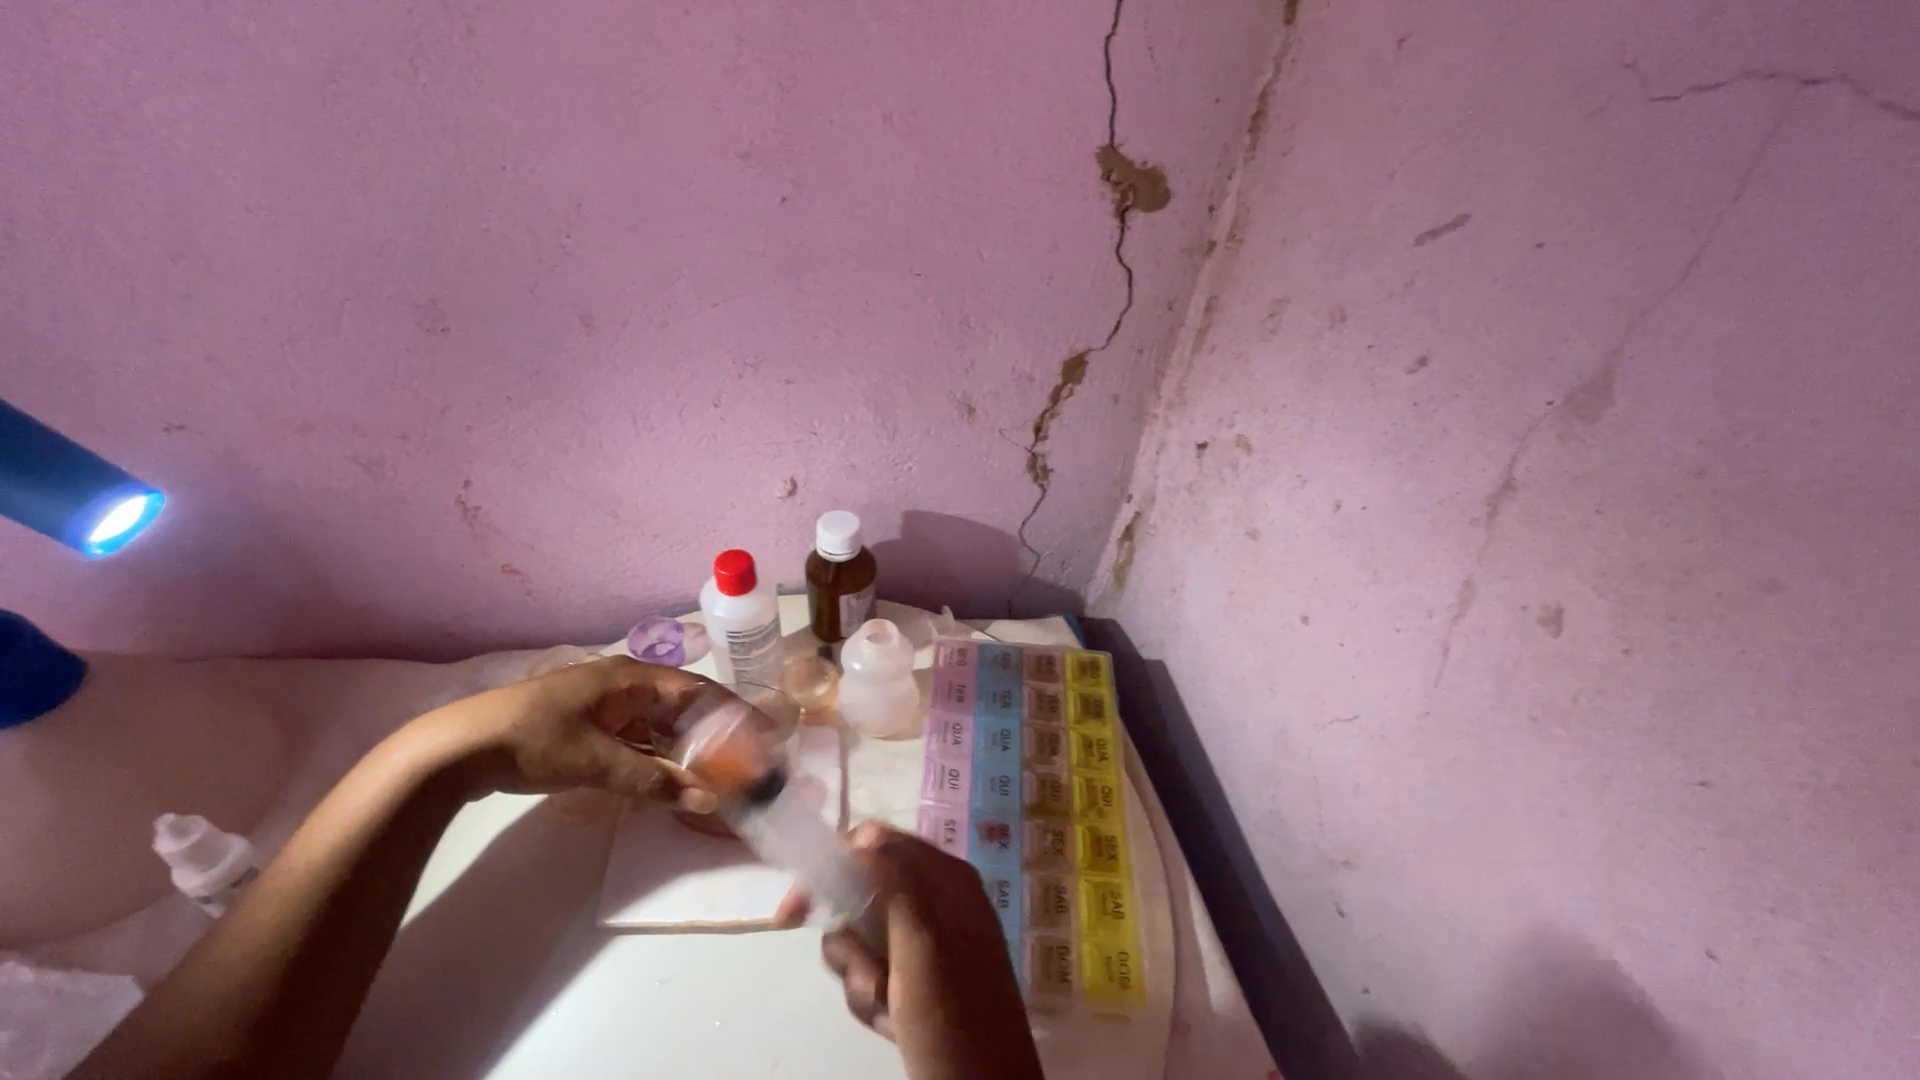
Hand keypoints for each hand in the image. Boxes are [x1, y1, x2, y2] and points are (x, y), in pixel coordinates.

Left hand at [404, 655, 719, 810]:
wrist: (458, 749)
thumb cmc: (534, 741)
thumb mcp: (598, 763)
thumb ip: (655, 781)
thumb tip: (708, 800)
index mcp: (632, 678)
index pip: (699, 690)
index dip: (733, 712)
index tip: (762, 735)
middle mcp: (625, 685)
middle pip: (682, 707)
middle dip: (714, 734)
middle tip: (744, 762)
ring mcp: (606, 707)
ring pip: (660, 726)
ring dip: (685, 750)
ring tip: (716, 775)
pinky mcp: (590, 728)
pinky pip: (638, 740)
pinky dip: (658, 759)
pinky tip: (673, 781)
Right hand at [777, 823, 1043, 1079]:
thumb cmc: (954, 1013)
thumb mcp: (923, 940)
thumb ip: (893, 881)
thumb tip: (862, 837)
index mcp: (945, 877)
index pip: (877, 843)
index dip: (834, 865)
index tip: (797, 909)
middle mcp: (934, 899)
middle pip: (860, 894)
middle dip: (851, 941)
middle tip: (868, 977)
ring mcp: (925, 940)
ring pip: (859, 938)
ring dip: (861, 976)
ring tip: (889, 1006)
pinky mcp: (916, 978)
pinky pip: (870, 972)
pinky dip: (872, 999)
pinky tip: (894, 1022)